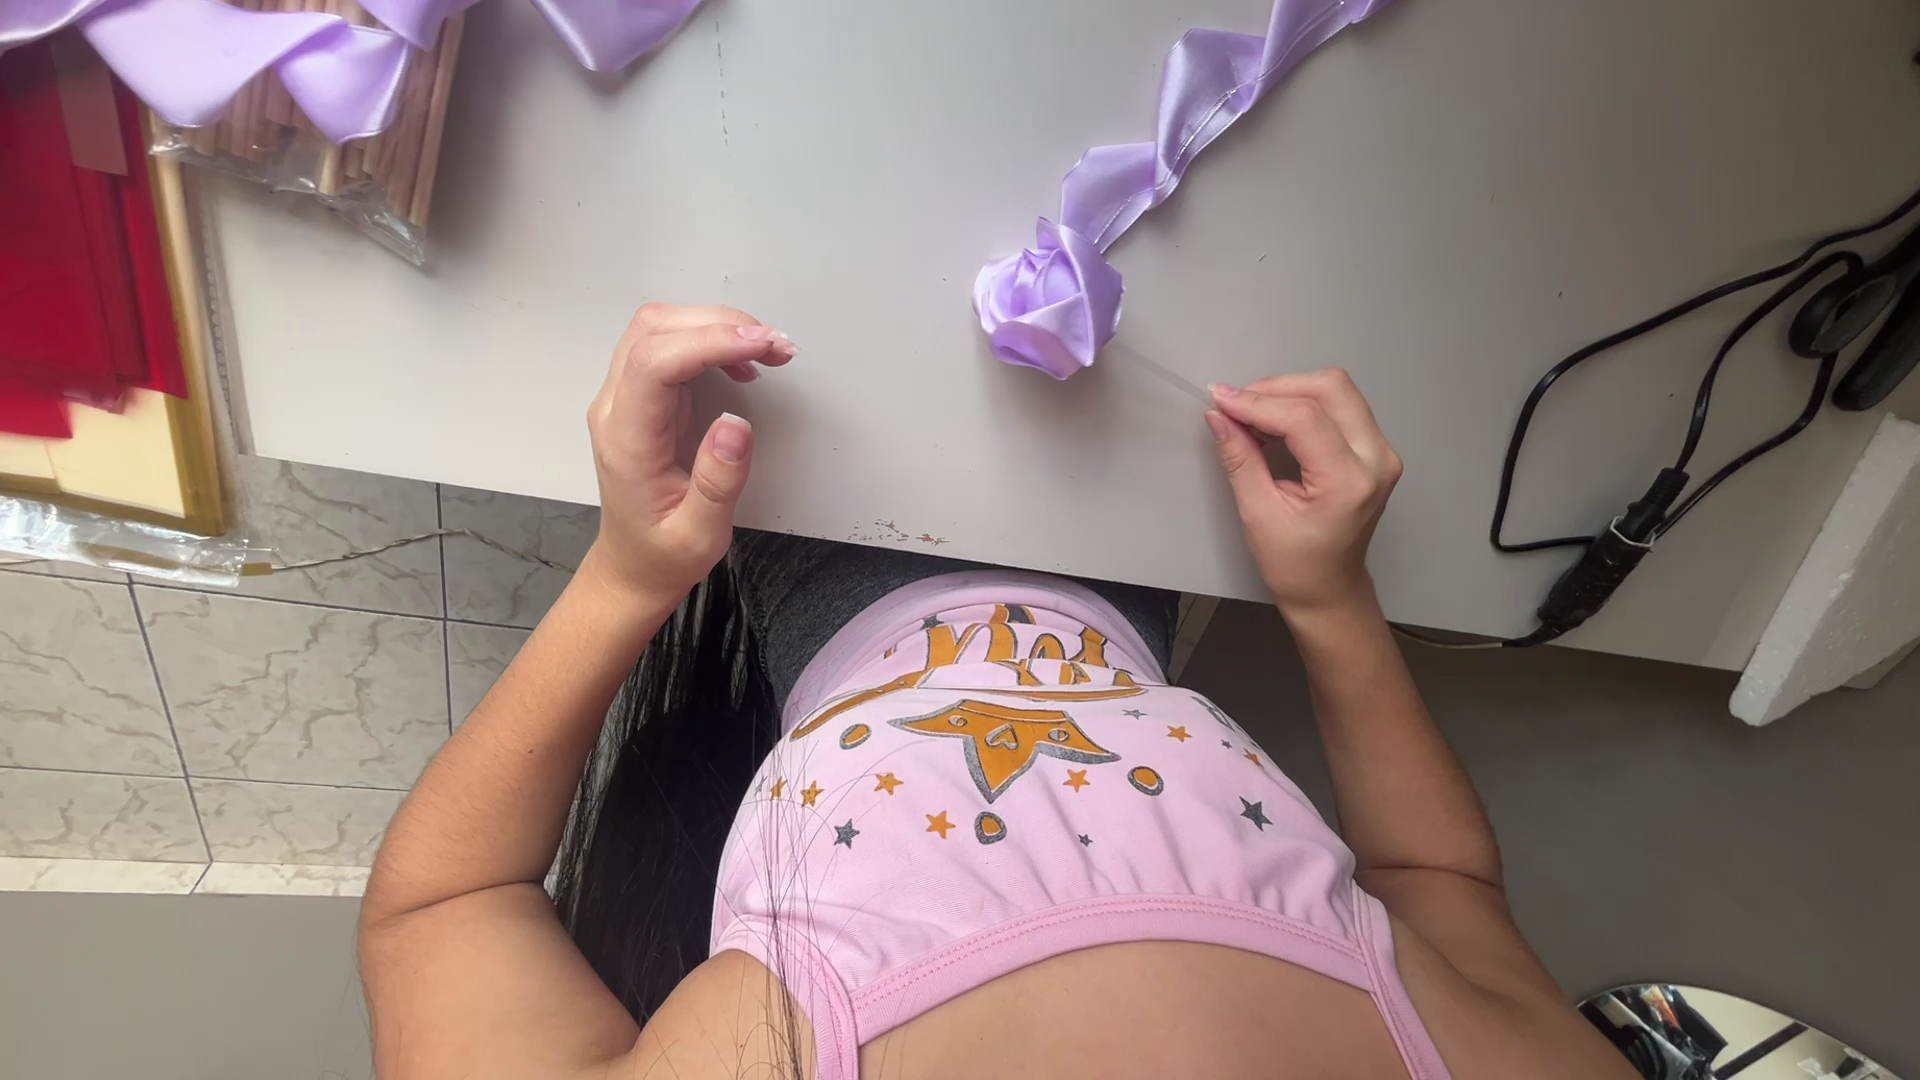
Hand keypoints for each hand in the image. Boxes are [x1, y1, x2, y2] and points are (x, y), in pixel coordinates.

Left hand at [582, 303, 796, 604]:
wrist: (634, 564)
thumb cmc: (663, 553)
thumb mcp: (698, 535)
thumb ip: (718, 482)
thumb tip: (736, 425)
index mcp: (627, 441)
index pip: (654, 363)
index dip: (709, 343)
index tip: (762, 346)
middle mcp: (617, 408)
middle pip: (655, 330)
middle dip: (721, 325)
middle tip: (777, 346)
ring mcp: (628, 398)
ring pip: (661, 328)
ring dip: (718, 327)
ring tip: (769, 351)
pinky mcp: (646, 397)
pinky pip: (671, 347)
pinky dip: (712, 341)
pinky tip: (745, 364)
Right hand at [1205, 369, 1401, 615]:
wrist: (1329, 588)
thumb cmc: (1293, 564)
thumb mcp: (1257, 513)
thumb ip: (1240, 458)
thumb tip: (1218, 416)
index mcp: (1349, 482)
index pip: (1303, 418)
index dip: (1256, 403)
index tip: (1219, 401)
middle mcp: (1376, 458)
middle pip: (1330, 389)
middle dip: (1276, 387)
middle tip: (1236, 404)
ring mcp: (1381, 451)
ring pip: (1337, 391)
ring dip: (1289, 391)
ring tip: (1251, 412)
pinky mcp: (1375, 448)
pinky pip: (1340, 407)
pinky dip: (1302, 403)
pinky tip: (1272, 420)